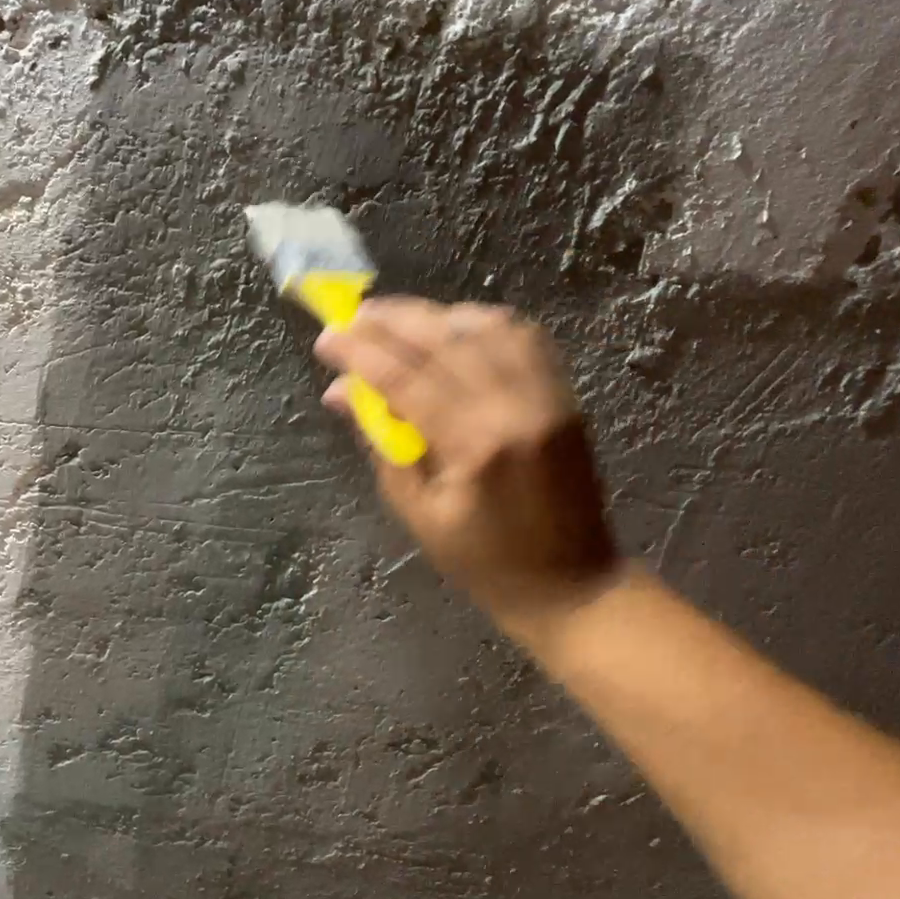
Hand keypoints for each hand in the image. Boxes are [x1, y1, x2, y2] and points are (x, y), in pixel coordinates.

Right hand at [315, 297, 623, 627]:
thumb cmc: (481, 559)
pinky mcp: (565, 395)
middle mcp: (516, 407)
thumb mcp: (415, 508)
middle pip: (445, 339)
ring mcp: (549, 396)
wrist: (573, 583)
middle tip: (351, 317)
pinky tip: (449, 329)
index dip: (360, 353)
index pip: (406, 377)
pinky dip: (480, 323)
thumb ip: (381, 440)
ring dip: (434, 316)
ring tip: (393, 319)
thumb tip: (340, 390)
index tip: (326, 338)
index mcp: (475, 445)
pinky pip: (522, 337)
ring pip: (486, 327)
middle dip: (391, 321)